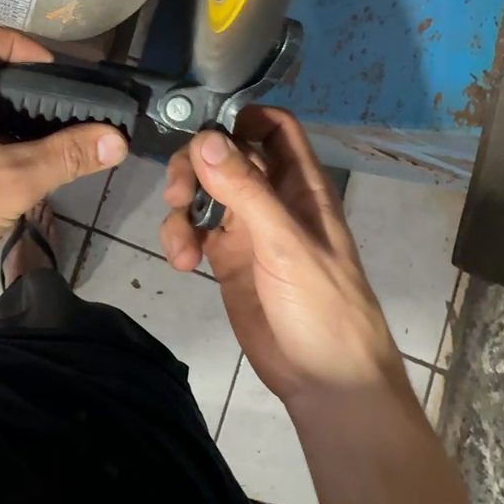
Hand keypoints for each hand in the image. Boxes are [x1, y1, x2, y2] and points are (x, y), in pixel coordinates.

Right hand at [160, 107, 409, 409]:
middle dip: (194, 166)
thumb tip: (204, 137)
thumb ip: (245, 190)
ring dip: (181, 207)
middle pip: (223, 155)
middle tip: (177, 193)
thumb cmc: (324, 308)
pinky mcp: (225, 257)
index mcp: (300, 185)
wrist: (326, 385)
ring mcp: (246, 227)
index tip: (203, 130)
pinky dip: (179, 237)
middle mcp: (271, 197)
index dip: (241, 118)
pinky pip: (192, 229)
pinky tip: (181, 262)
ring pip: (202, 190)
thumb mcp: (286, 245)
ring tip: (179, 246)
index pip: (274, 127)